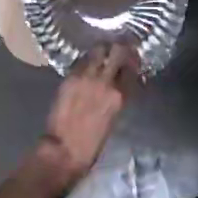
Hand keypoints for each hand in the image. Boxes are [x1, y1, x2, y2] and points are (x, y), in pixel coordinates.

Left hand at [34, 44, 138, 186]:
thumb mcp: (113, 118)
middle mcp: (105, 81)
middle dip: (120, 46)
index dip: (133, 60)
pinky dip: (87, 59)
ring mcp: (86, 77)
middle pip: (118, 51)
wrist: (63, 151)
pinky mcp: (70, 77)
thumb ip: (118, 96)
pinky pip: (82, 60)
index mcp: (119, 96)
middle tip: (119, 47)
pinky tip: (87, 63)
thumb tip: (121, 83)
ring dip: (102, 49)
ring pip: (98, 50)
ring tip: (102, 52)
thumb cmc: (92, 144)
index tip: (133, 58)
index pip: (131, 68)